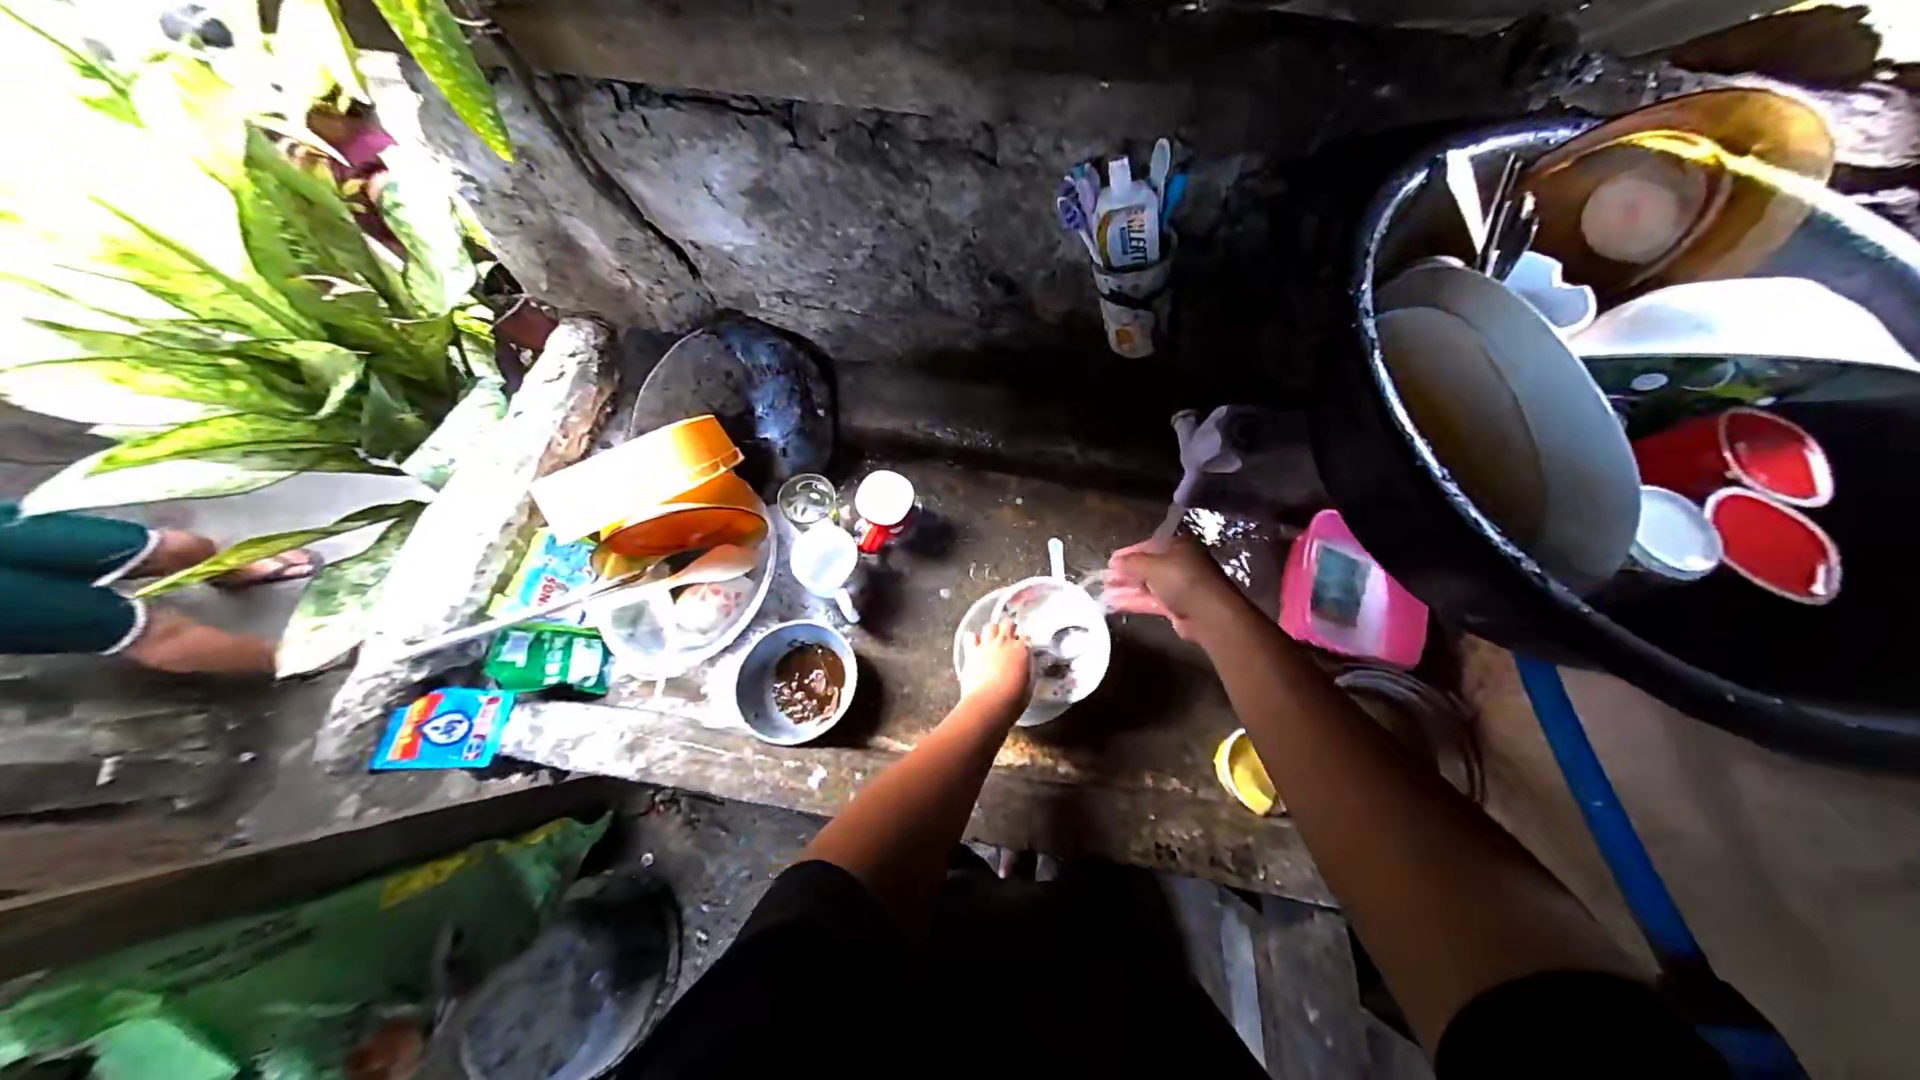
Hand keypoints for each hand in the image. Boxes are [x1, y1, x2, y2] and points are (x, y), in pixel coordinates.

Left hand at [960, 617, 1031, 709]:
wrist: (988, 703)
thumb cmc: (1013, 699)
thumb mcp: (1029, 685)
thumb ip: (1028, 669)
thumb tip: (1026, 663)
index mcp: (1021, 650)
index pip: (1026, 638)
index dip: (1024, 643)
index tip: (1022, 650)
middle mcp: (1004, 642)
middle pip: (1008, 623)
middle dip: (1009, 628)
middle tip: (1008, 637)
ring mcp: (986, 645)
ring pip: (990, 626)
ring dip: (993, 631)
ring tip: (992, 639)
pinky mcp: (971, 652)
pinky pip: (971, 636)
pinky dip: (974, 639)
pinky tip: (975, 645)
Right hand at [1106, 536, 1241, 641]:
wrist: (1209, 614)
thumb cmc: (1182, 580)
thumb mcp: (1152, 565)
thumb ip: (1131, 562)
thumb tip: (1114, 562)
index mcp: (1179, 546)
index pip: (1148, 546)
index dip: (1128, 553)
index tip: (1110, 561)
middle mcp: (1180, 563)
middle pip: (1148, 566)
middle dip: (1126, 573)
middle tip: (1105, 578)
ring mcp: (1179, 586)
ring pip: (1148, 585)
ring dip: (1127, 588)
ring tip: (1105, 591)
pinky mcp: (1177, 606)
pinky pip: (1151, 600)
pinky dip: (1134, 601)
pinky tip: (1115, 603)